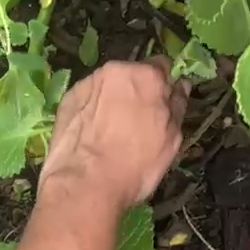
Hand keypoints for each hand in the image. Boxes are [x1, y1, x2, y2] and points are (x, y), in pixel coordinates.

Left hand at [40, 58, 186, 213]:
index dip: (163, 86)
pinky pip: (88, 97)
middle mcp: (117, 70)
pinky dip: (92, 109)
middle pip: (133, 74)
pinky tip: (91, 133)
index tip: (160, 105)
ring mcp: (90, 81)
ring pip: (109, 85)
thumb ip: (177, 106)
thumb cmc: (135, 163)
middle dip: (136, 92)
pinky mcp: (68, 96)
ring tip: (110, 130)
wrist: (84, 183)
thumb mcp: (171, 140)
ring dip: (113, 99)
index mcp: (148, 75)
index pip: (162, 66)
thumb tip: (180, 85)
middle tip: (136, 122)